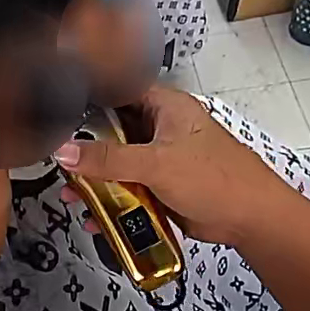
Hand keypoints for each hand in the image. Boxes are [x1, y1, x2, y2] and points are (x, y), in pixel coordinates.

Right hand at [52, 85, 295, 245]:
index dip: (91, 97)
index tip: (59, 110)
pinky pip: (129, 191)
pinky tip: (96, 217)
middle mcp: (162, 130)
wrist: (250, 220)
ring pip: (119, 166)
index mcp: (166, 108)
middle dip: (86, 150)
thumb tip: (65, 152)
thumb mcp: (156, 164)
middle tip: (62, 164)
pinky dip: (112, 203)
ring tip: (73, 196)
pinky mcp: (162, 188)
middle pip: (113, 132)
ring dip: (96, 182)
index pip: (120, 91)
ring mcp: (162, 160)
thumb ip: (108, 160)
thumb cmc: (218, 179)